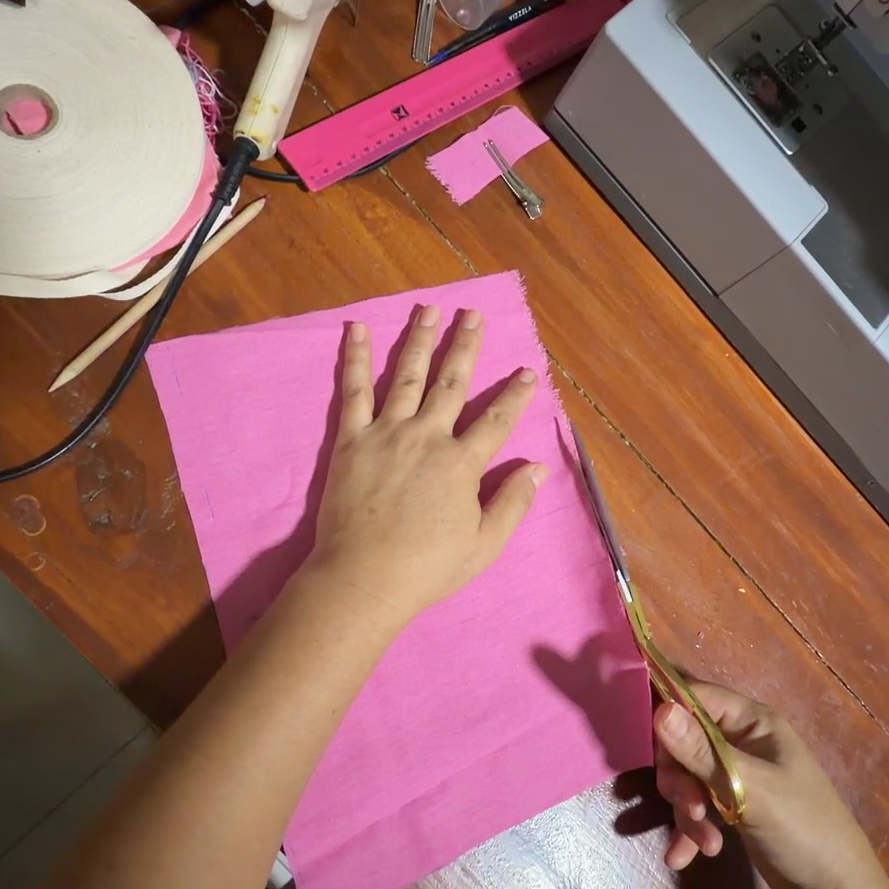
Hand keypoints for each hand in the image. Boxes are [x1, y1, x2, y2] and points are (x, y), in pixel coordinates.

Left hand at [304, 305, 545, 624]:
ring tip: (429, 310)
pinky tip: (357, 329)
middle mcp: (428, 437)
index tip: (527, 371)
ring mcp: (387, 433)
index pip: (496, 420)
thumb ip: (512, 503)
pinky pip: (354, 390)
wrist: (363, 578)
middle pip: (452, 383)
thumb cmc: (427, 568)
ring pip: (407, 376)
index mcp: (462, 463)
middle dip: (465, 346)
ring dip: (420, 340)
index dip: (515, 395)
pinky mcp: (351, 439)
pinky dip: (355, 358)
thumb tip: (537, 468)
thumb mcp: (484, 545)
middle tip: (473, 316)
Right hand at [654, 681, 886, 888]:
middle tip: (689, 806)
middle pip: (683, 739)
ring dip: (686, 808)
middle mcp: (740, 739)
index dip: (665, 713)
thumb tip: (660, 710)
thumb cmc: (803, 827)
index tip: (645, 741)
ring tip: (705, 840)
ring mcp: (735, 772)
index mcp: (751, 721)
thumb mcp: (750, 789)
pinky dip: (689, 827)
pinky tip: (682, 856)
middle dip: (678, 776)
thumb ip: (701, 751)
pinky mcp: (730, 803)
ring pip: (686, 774)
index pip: (694, 696)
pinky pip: (696, 803)